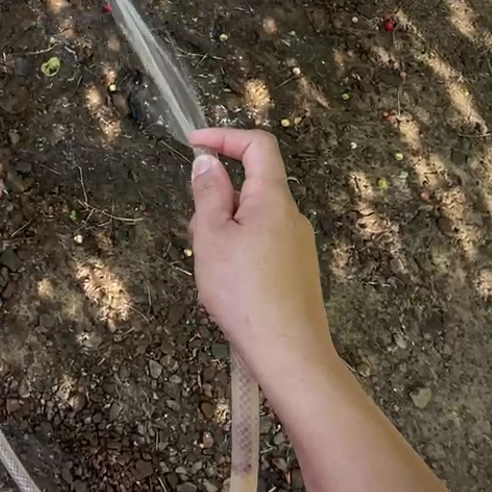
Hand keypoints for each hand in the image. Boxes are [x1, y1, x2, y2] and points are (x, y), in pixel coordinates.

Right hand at [186, 128, 333, 376]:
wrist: (290, 354)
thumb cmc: (244, 291)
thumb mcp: (212, 236)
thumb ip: (209, 193)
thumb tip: (207, 161)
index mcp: (273, 199)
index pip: (258, 145)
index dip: (225, 136)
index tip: (193, 143)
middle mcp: (292, 215)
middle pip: (251, 185)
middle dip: (217, 197)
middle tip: (196, 233)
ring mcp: (298, 244)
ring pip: (253, 217)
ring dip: (225, 227)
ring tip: (210, 267)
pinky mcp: (298, 269)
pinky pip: (263, 241)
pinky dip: (239, 247)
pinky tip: (228, 283)